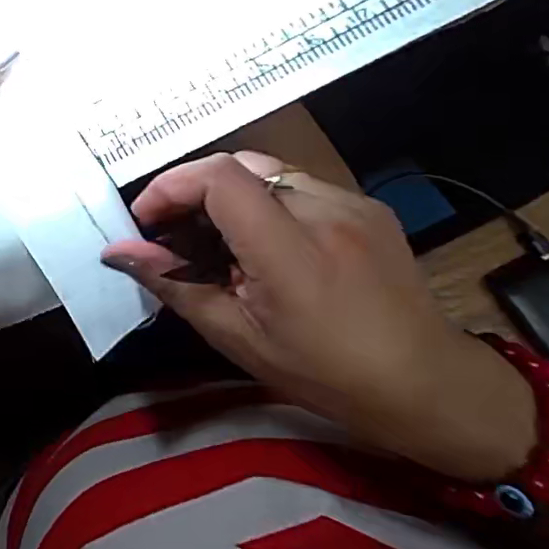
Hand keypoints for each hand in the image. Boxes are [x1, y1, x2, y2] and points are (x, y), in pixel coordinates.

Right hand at [101, 151, 535, 481]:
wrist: (428, 382)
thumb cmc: (327, 375)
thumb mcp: (240, 339)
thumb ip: (177, 285)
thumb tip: (121, 252)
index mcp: (292, 251)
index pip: (221, 178)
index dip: (172, 186)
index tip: (147, 220)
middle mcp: (325, 210)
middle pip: (239, 165)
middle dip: (193, 189)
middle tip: (175, 233)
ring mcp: (353, 201)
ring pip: (268, 171)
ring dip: (229, 194)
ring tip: (220, 240)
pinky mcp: (367, 203)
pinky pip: (300, 185)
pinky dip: (267, 202)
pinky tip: (269, 243)